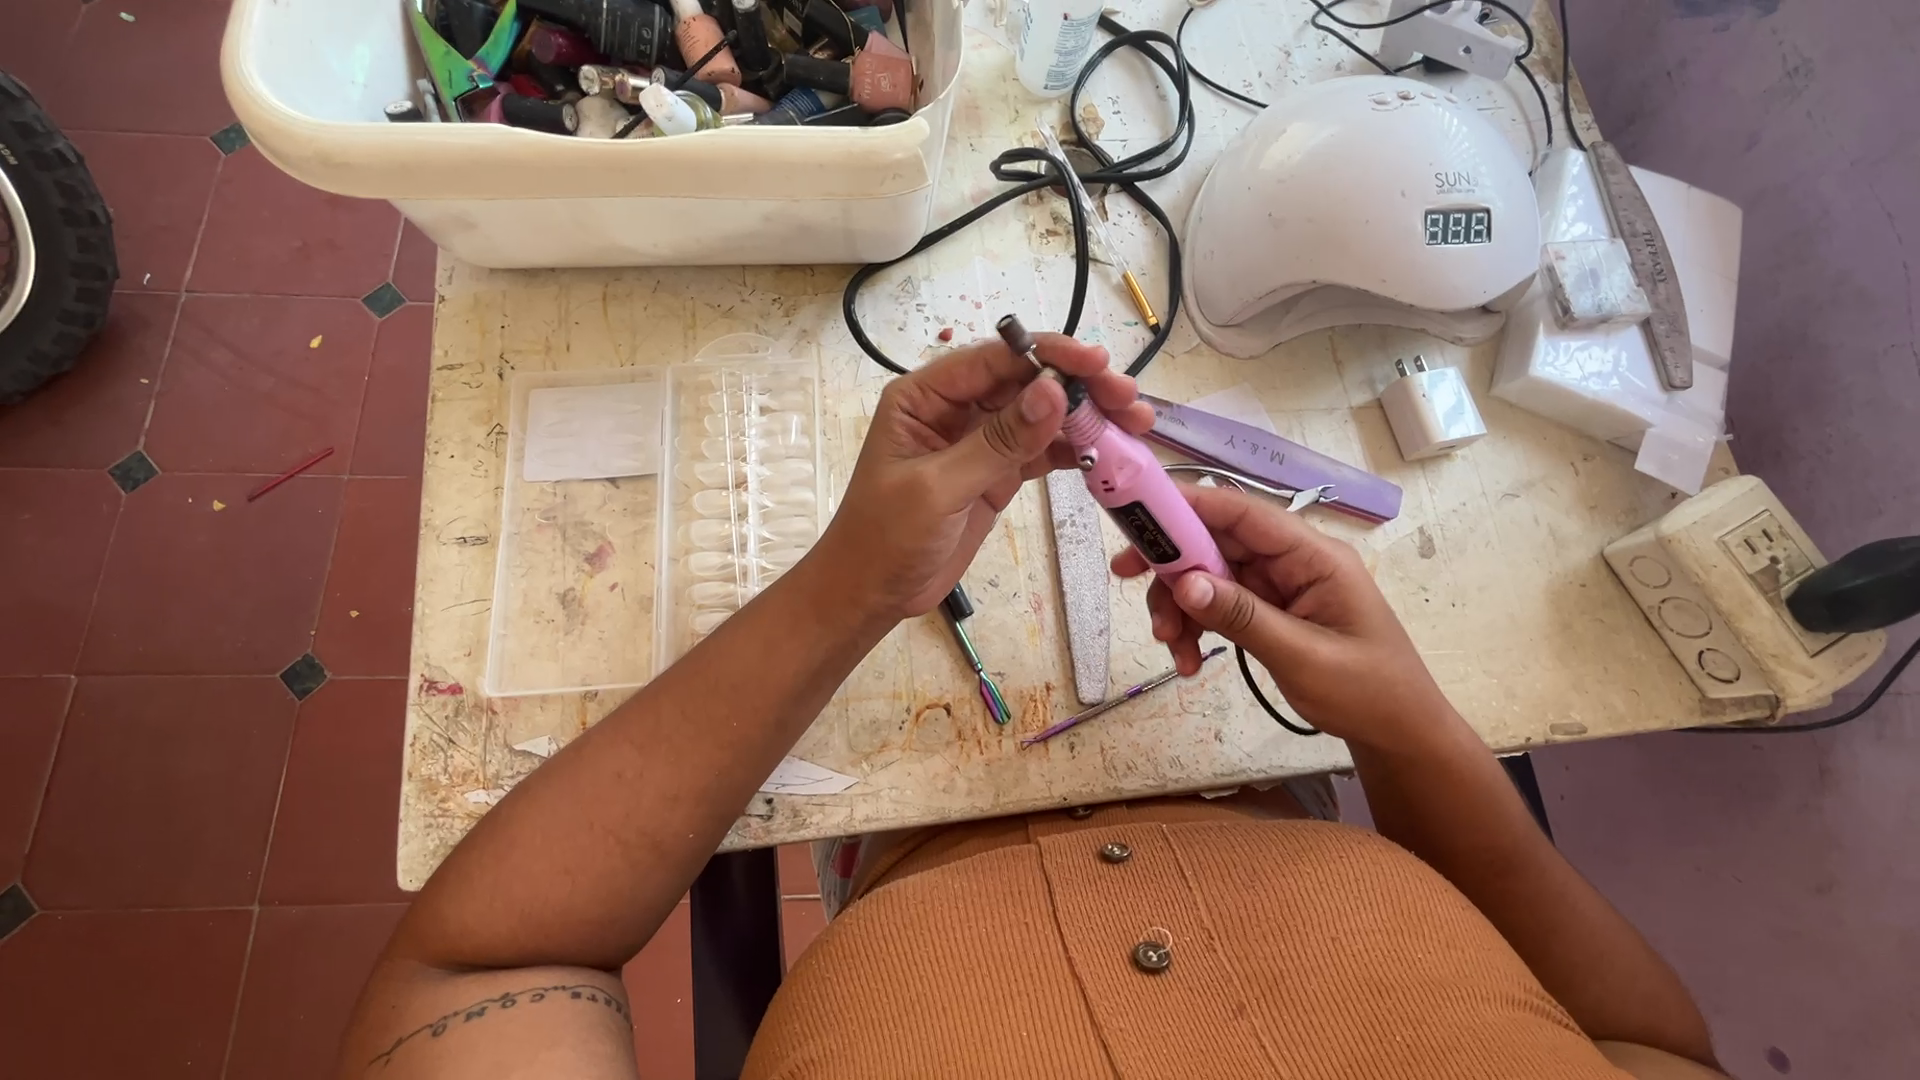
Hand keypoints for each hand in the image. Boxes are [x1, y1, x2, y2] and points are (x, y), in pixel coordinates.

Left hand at [818, 333, 1153, 619]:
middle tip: (1128, 397)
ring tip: (1133, 422)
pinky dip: (1072, 450)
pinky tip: (1104, 451)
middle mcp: (955, 409)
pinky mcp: (996, 473)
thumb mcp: (939, 488)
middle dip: (1078, 384)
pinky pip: (1040, 451)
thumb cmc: (885, 539)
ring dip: (1085, 416)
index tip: (1097, 363)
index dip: (1047, 355)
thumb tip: (1053, 393)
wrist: (874, 592)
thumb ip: (998, 442)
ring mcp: (979, 441)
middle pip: (1025, 382)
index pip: (993, 360)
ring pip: (1039, 415)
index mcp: (926, 396)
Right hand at [1112, 485, 1457, 748]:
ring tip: (1171, 646)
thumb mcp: (1304, 657)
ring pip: (1207, 575)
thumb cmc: (1367, 692)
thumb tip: (1184, 583)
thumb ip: (1243, 617)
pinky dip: (1195, 628)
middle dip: (1170, 564)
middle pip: (1214, 542)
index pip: (1243, 513)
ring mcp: (1275, 586)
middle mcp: (1290, 561)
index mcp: (1312, 556)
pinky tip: (1188, 661)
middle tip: (1124, 578)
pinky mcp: (1265, 610)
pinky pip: (1215, 605)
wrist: (1396, 734)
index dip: (1188, 505)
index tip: (1139, 514)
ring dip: (1178, 605)